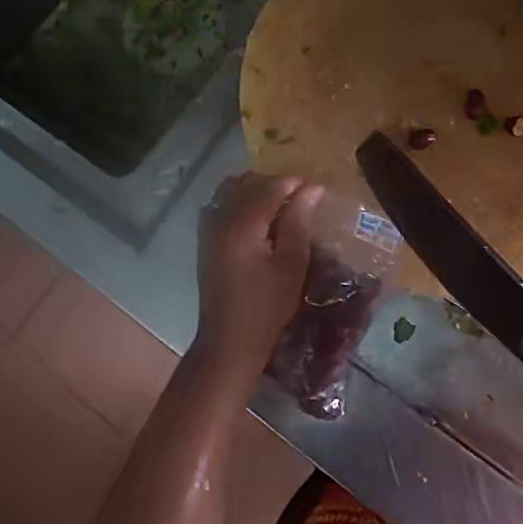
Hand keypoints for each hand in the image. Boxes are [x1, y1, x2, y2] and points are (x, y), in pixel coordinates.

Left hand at [193, 173, 317, 380]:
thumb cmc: (266, 308)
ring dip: (257, 189)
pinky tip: (257, 218)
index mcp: (242, 224)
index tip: (317, 191)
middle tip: (301, 200)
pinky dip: (240, 199)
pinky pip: (221, 202)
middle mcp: (220, 217)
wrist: (228, 341)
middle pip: (250, 182)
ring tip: (280, 207)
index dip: (296, 184)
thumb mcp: (291, 266)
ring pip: (233, 188)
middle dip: (277, 184)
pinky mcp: (205, 237)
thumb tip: (312, 189)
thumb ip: (299, 222)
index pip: (271, 187)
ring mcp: (208, 226)